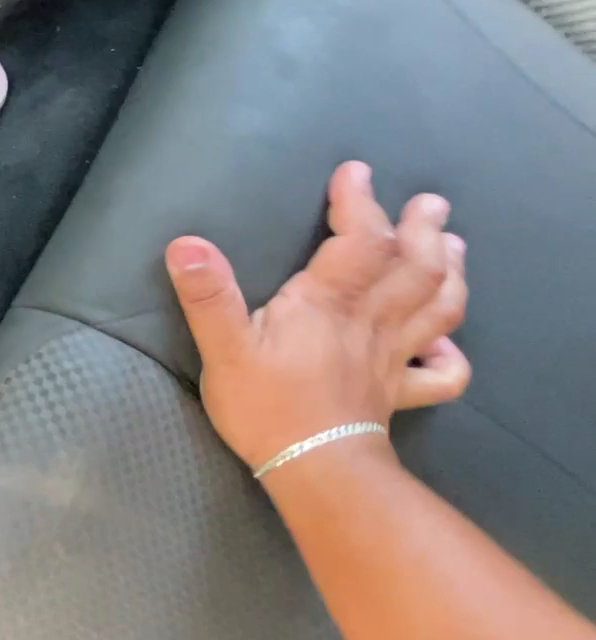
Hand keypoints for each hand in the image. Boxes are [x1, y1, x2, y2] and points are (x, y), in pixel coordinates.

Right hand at [164, 161, 469, 473]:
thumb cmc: (264, 403)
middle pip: (413, 268)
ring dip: (449, 272)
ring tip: (453, 246)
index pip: (358, 242)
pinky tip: (444, 341)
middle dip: (422, 230)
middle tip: (429, 204)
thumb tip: (185, 243)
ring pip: (437, 307)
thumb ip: (207, 295)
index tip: (354, 172)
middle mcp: (370, 322)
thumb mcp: (222, 346)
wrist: (316, 467)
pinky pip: (441, 372)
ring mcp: (391, 358)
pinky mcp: (395, 392)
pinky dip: (451, 352)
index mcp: (328, 304)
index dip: (359, 204)